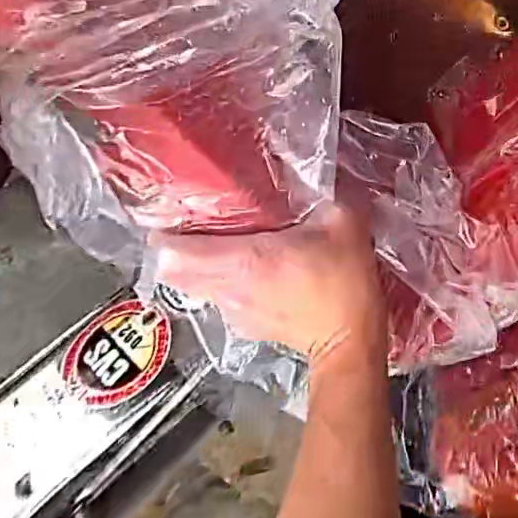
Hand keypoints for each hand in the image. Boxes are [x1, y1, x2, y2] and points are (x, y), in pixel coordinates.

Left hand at [153, 201, 386, 365]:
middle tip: (194, 223)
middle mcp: (229, 287)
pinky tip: (248, 272)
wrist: (351, 339)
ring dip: (198, 267)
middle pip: (174, 272)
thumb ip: (323, 196)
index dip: (166, 231)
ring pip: (195, 286)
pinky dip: (221, 285)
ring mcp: (233, 312)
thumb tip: (313, 178)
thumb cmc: (344, 279)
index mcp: (246, 259)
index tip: (172, 211)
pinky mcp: (245, 327)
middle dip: (175, 249)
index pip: (177, 252)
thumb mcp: (343, 222)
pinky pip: (218, 299)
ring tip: (222, 244)